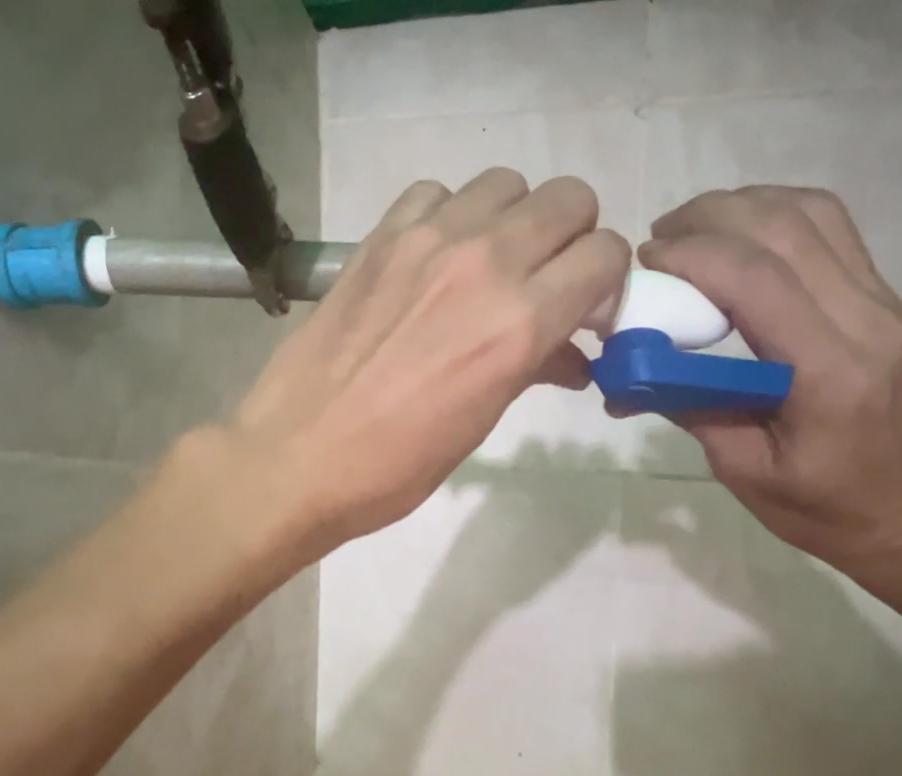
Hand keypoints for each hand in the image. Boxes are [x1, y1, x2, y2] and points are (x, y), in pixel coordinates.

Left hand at [216, 169, 630, 554]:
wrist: (296, 457)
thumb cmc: (395, 466)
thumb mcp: (482, 422)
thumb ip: (533, 366)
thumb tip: (567, 353)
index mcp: (519, 322)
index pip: (604, 255)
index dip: (605, 282)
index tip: (585, 310)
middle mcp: (484, 263)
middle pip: (568, 200)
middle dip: (572, 239)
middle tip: (546, 281)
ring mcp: (426, 241)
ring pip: (506, 183)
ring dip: (513, 219)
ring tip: (488, 265)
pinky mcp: (378, 239)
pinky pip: (435, 192)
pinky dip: (448, 214)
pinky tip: (432, 258)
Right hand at [637, 186, 901, 576]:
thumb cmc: (819, 506)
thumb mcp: (741, 470)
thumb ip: (688, 406)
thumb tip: (624, 368)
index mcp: (828, 372)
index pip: (757, 280)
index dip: (692, 256)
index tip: (641, 263)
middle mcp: (865, 319)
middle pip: (785, 228)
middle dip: (710, 218)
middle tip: (656, 242)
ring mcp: (881, 302)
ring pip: (813, 213)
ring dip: (743, 207)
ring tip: (690, 232)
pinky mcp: (882, 297)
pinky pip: (830, 229)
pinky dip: (776, 217)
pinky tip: (738, 238)